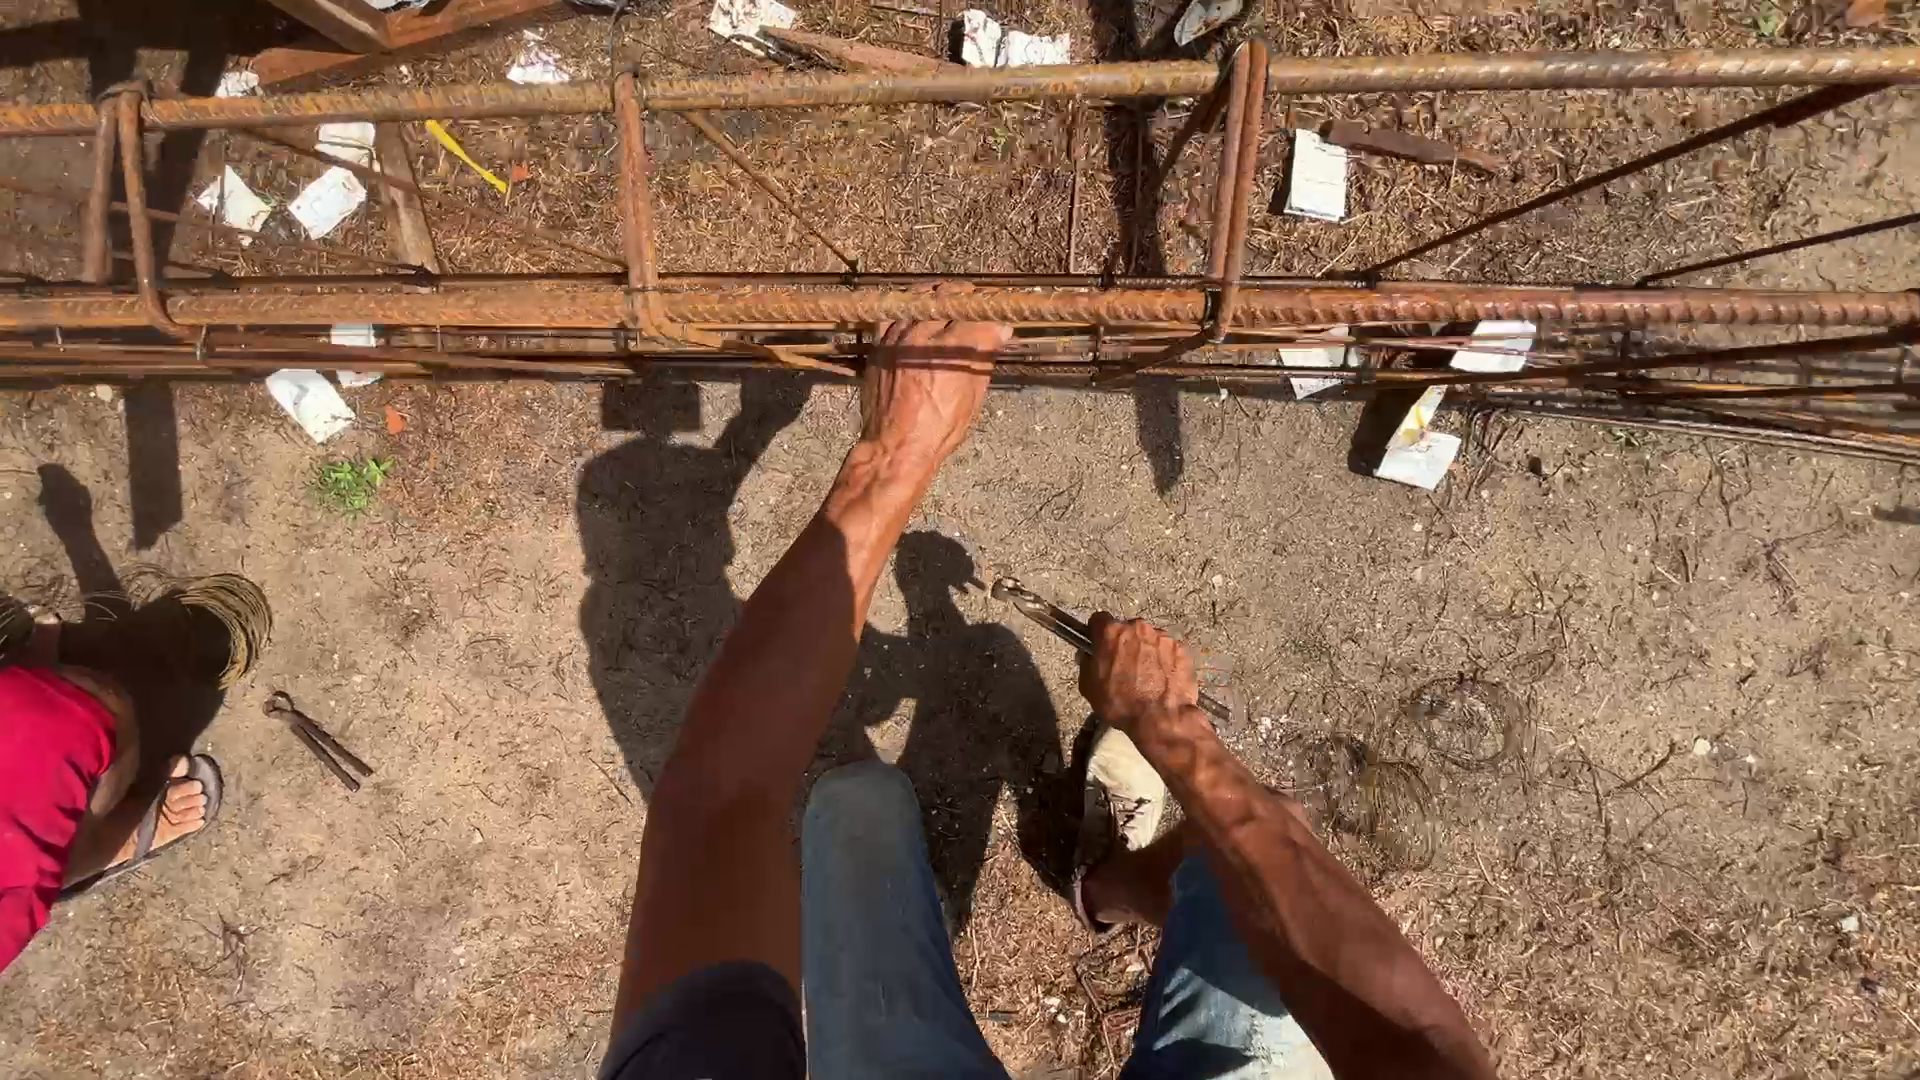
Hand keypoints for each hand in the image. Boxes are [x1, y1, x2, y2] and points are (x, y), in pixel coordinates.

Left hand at [860, 314, 1009, 475]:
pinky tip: (919, 311)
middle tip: (976, 305)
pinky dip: (910, 308)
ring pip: (920, 300)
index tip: (999, 323)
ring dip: (938, 297)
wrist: (896, 446)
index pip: (977, 318)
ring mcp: (898, 338)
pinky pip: (895, 312)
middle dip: (966, 299)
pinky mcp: (880, 344)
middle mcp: (923, 338)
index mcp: (951, 352)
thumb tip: (998, 334)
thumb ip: (983, 359)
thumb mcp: (973, 398)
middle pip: (948, 299)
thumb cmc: (938, 430)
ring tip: (949, 301)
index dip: (991, 318)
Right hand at [1078, 613, 1202, 739]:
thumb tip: (1089, 656)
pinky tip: (1162, 679)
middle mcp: (1137, 627)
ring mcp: (1162, 637)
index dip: (1097, 633)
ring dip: (1145, 651)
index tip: (1099, 644)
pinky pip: (1167, 650)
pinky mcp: (1180, 649)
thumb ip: (1087, 663)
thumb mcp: (1089, 686)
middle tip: (1124, 665)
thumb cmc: (1120, 703)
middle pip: (1127, 629)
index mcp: (1111, 632)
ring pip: (1149, 638)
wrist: (1160, 718)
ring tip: (1146, 676)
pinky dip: (1164, 660)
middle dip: (1124, 643)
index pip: (1099, 619)